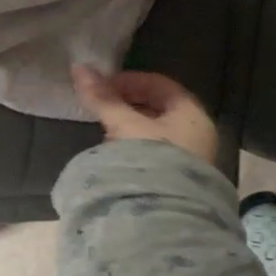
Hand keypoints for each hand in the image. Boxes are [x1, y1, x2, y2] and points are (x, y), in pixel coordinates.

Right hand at [71, 63, 218, 163]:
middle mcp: (196, 131)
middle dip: (128, 101)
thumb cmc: (151, 156)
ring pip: (156, 127)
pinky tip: (116, 149)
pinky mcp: (177, 172)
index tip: (102, 85)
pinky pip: (155, 146)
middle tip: (101, 103)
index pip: (160, 84)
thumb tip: (79, 67)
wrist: (166, 209)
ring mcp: (189, 153)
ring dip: (130, 121)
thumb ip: (102, 97)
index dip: (129, 80)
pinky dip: (135, 140)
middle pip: (158, 105)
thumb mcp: (123, 123)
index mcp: (191, 114)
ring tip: (104, 126)